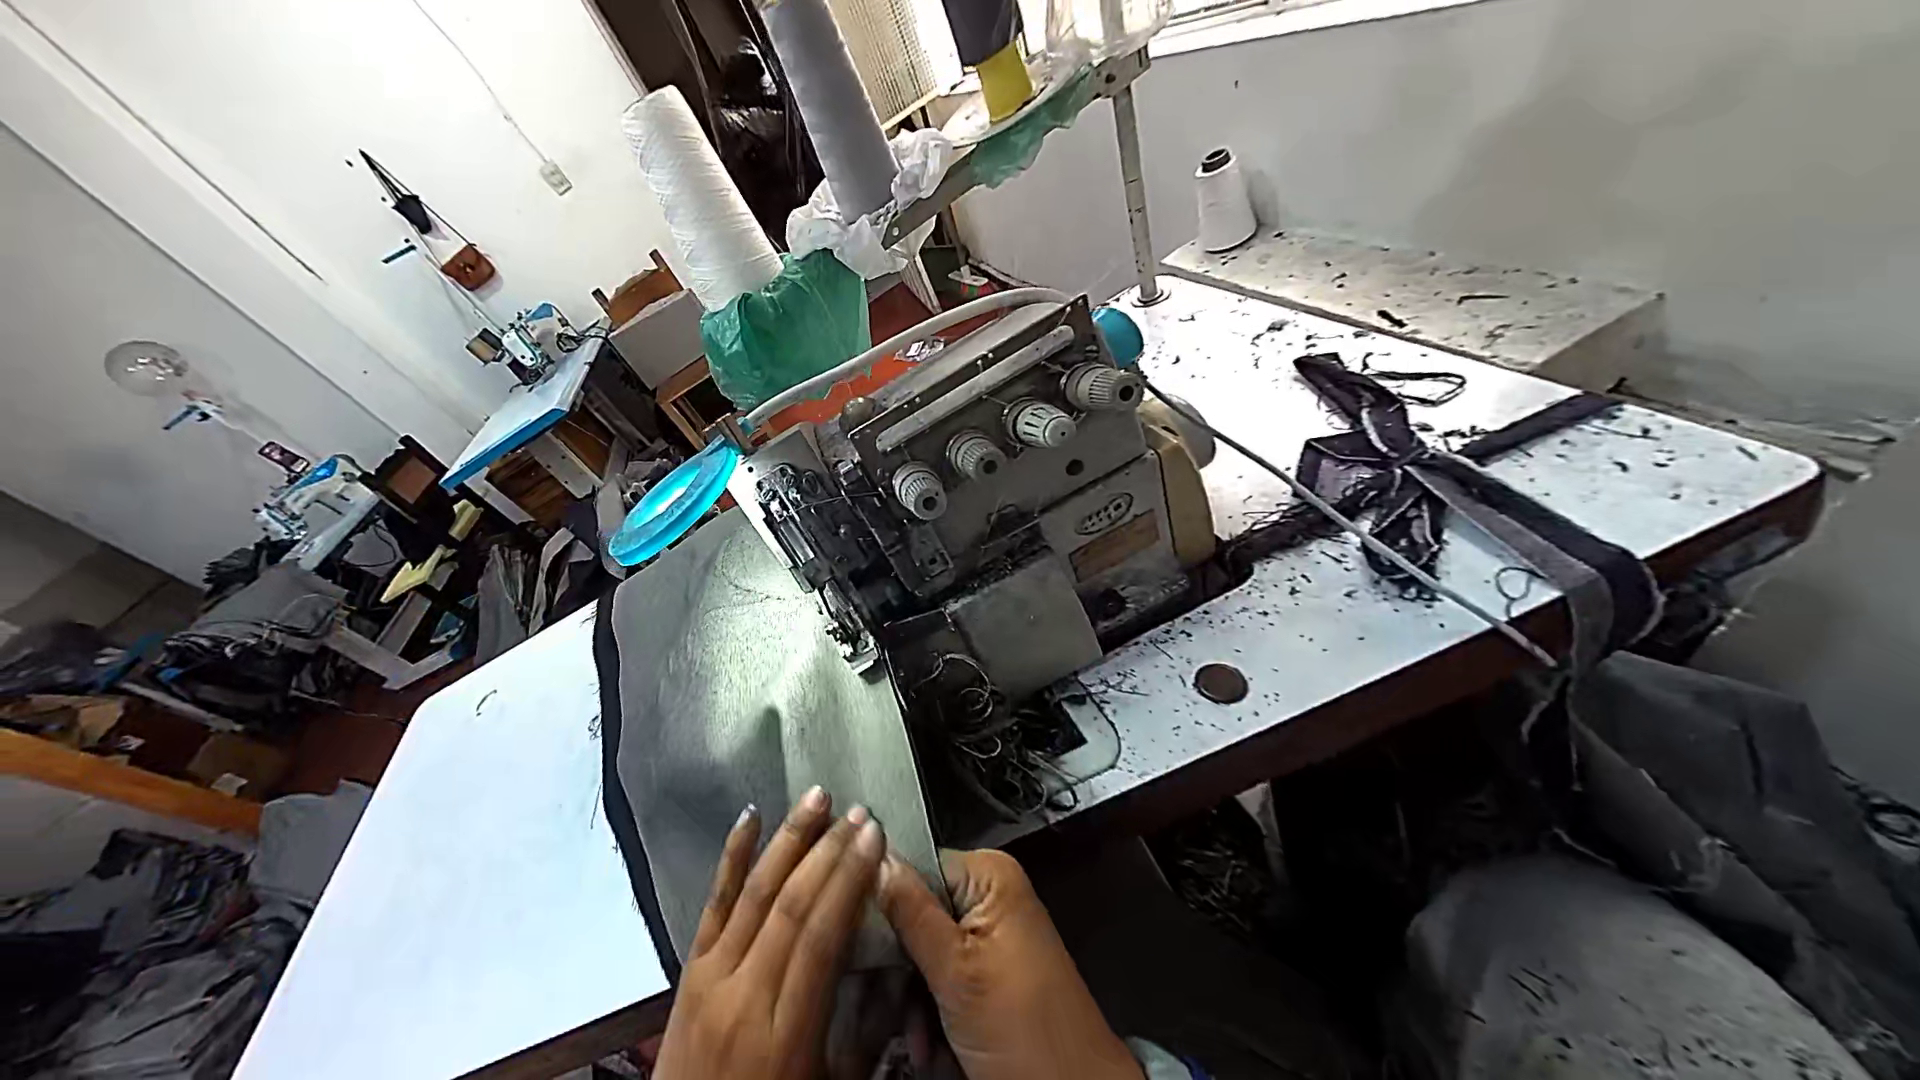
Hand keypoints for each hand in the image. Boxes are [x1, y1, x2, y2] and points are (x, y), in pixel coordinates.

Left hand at [653, 787, 886, 1079]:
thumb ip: (869, 1027)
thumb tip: (900, 961)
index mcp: (786, 1030)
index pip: (823, 935)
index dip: (850, 879)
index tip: (875, 837)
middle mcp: (744, 993)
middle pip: (791, 904)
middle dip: (830, 851)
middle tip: (860, 812)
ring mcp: (710, 976)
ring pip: (754, 891)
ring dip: (789, 839)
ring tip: (817, 797)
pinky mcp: (688, 970)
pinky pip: (711, 903)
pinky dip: (731, 855)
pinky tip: (749, 816)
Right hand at [877, 848, 1144, 1079]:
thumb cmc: (1022, 1027)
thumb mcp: (955, 971)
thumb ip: (911, 913)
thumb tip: (877, 858)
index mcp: (988, 874)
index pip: (916, 867)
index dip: (886, 904)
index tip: (861, 945)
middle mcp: (990, 892)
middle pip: (917, 911)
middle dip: (902, 969)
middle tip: (894, 1011)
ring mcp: (991, 930)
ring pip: (925, 949)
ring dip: (913, 998)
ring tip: (919, 1039)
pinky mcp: (990, 965)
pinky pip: (944, 971)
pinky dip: (933, 1007)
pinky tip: (931, 1043)